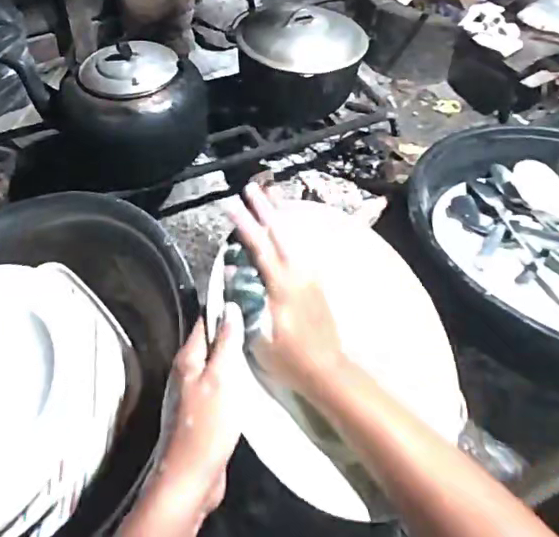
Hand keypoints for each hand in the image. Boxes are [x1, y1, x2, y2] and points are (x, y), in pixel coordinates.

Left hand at [149, 301, 245, 519]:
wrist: (189, 480)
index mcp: (187, 359)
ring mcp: (189, 394)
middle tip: (253, 323)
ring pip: (212, 365)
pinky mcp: (198, 415)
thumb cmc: (207, 426)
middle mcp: (184, 372)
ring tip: (252, 350)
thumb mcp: (222, 379)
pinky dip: (229, 381)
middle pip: (207, 343)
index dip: (221, 307)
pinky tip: (243, 386)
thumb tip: (229, 308)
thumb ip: (226, 344)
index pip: (203, 321)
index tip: (241, 296)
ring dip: (229, 358)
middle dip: (227, 332)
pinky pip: (215, 387)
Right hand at [226, 183, 346, 397]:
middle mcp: (298, 273)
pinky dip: (290, 229)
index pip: (260, 247)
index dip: (244, 224)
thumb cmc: (290, 359)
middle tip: (250, 187)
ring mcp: (310, 275)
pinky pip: (300, 245)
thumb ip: (244, 301)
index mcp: (282, 285)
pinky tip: (286, 225)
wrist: (329, 371)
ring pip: (293, 235)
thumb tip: (230, 270)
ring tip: (269, 194)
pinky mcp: (315, 281)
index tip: (230, 205)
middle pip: (280, 232)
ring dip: (279, 214)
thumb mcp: (260, 337)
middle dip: (264, 208)